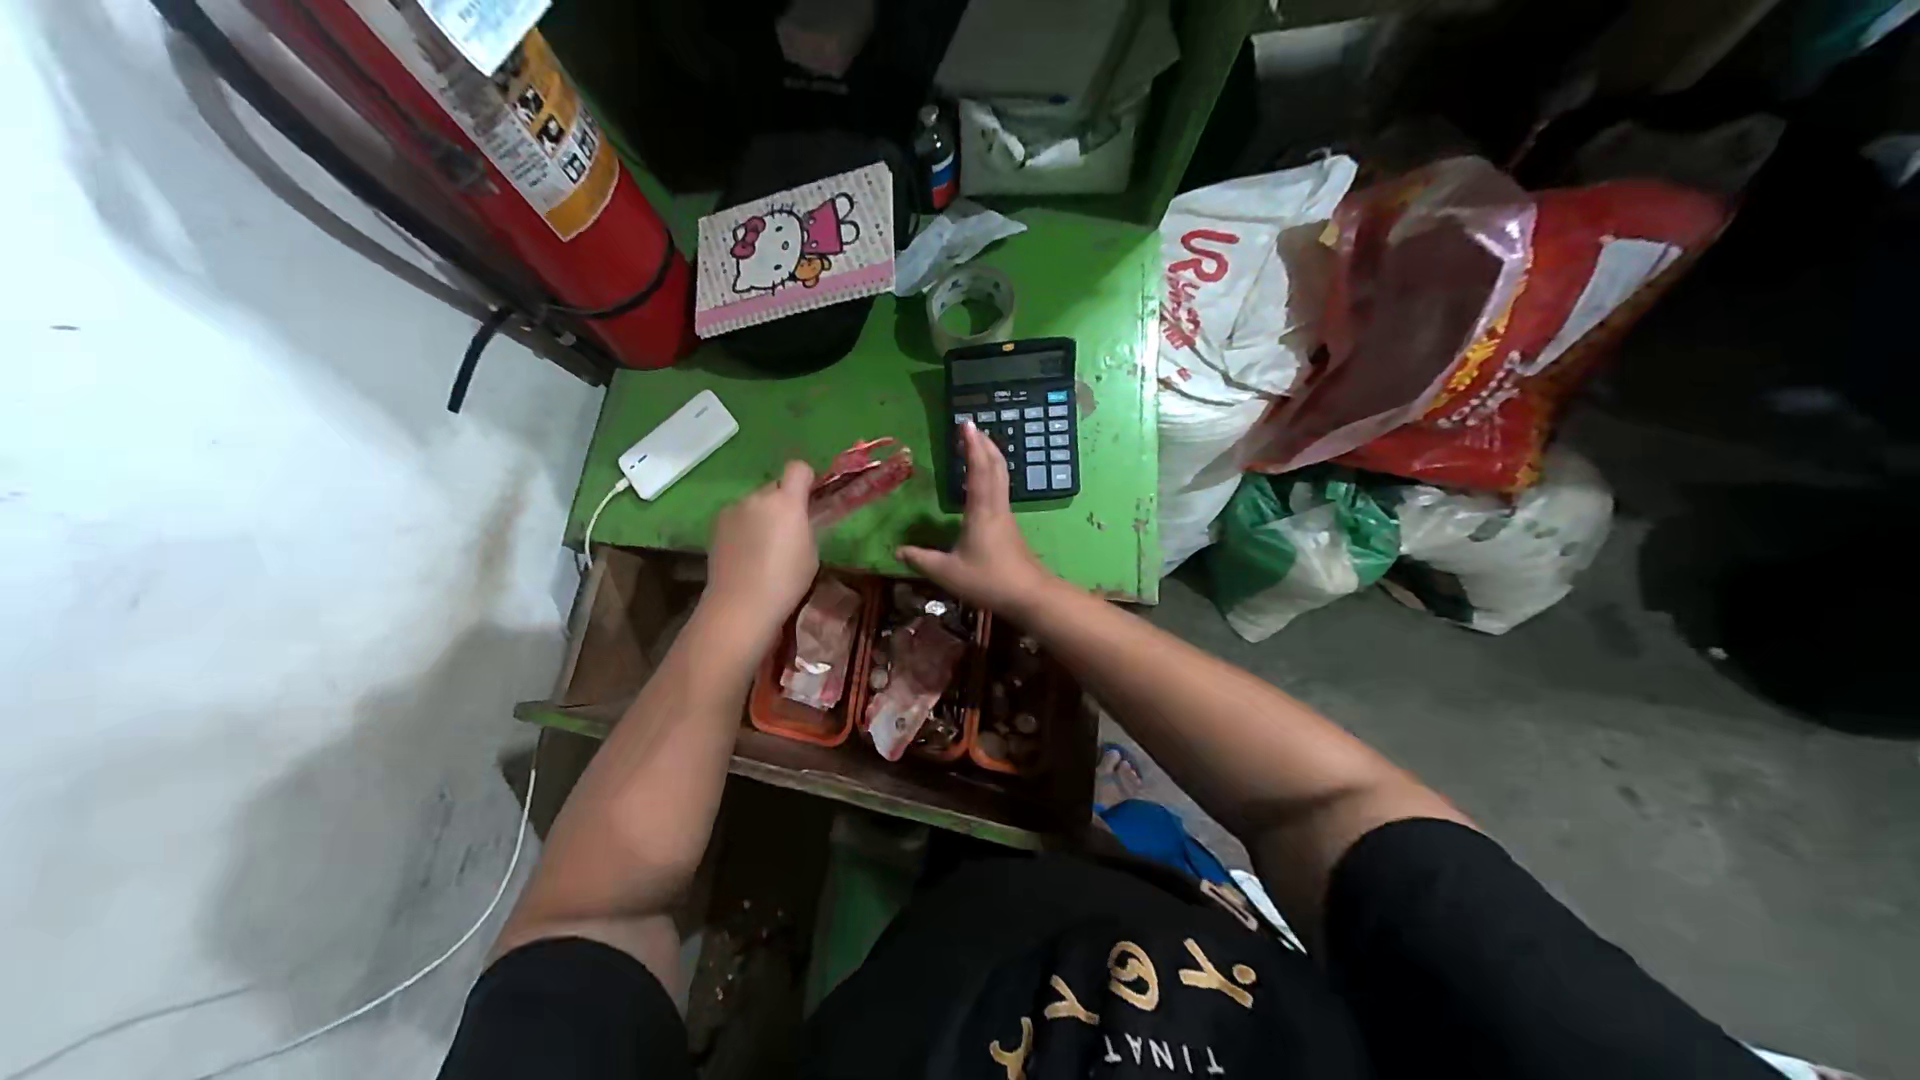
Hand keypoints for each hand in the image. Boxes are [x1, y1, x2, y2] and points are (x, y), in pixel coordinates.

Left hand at [706, 461, 817, 635]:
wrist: (741, 604)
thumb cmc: (786, 581)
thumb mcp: (811, 552)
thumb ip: (806, 525)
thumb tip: (800, 518)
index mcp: (787, 502)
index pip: (798, 468)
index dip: (806, 479)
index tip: (809, 499)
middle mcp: (758, 497)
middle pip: (775, 487)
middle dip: (782, 501)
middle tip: (786, 531)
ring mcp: (734, 509)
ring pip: (755, 502)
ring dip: (761, 514)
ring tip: (762, 546)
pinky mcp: (717, 524)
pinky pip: (737, 516)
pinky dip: (743, 526)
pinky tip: (744, 552)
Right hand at [899, 423, 1060, 617]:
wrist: (1030, 596)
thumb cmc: (989, 581)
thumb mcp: (948, 573)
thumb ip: (921, 559)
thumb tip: (898, 551)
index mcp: (981, 511)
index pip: (978, 469)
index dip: (972, 446)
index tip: (966, 424)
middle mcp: (996, 506)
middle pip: (995, 466)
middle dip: (984, 444)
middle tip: (972, 428)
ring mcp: (1006, 516)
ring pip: (1001, 477)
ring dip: (990, 457)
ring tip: (978, 446)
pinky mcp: (1009, 526)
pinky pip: (1000, 490)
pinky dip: (992, 474)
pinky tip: (984, 481)